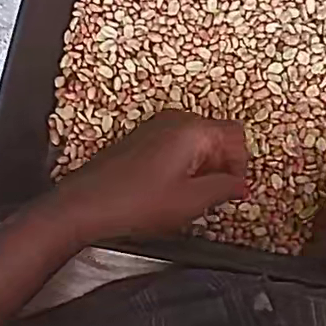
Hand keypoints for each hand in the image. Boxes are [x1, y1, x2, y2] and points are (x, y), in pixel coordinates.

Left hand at [47, 110, 249, 242]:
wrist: (85, 205)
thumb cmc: (134, 203)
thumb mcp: (191, 202)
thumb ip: (225, 189)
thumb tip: (241, 185)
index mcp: (193, 130)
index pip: (236, 137)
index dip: (241, 165)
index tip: (234, 189)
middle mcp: (176, 120)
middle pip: (217, 137)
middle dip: (222, 166)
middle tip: (213, 196)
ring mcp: (156, 127)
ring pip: (197, 142)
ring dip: (203, 167)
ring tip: (189, 196)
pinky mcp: (143, 138)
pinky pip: (177, 145)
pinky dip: (184, 165)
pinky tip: (169, 191)